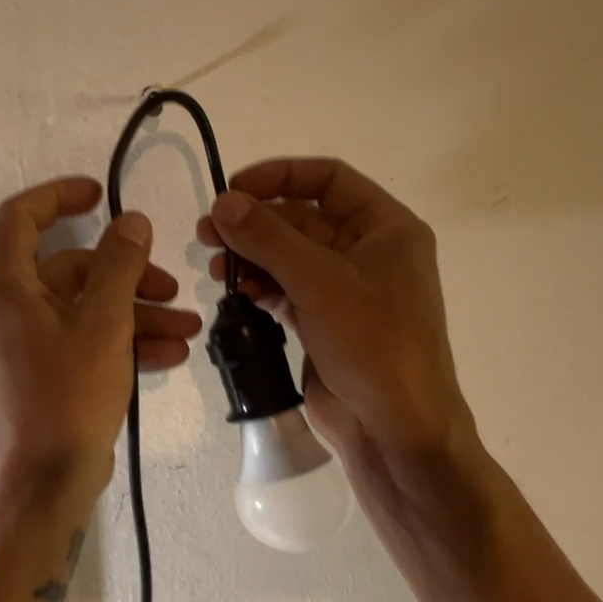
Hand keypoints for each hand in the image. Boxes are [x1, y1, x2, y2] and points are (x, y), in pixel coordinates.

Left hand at [0, 177, 202, 496]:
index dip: (61, 195)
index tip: (102, 193)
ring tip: (186, 332)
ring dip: (131, 316)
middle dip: (125, 278)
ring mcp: (11, 347)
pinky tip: (166, 357)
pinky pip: (71, 343)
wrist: (44, 486)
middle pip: (64, 271)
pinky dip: (113, 344)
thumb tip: (130, 222)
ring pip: (76, 311)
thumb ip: (118, 265)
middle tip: (172, 291)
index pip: (21, 216)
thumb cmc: (69, 398)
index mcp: (2, 287)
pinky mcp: (28, 377)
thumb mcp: (104, 325)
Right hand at [197, 158, 475, 464]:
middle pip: (303, 220)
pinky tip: (235, 295)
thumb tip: (222, 204)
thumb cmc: (372, 342)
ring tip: (216, 270)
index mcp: (386, 228)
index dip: (280, 176)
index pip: (329, 180)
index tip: (233, 189)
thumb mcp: (319, 282)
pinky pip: (287, 292)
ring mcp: (346, 291)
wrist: (394, 425)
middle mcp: (368, 252)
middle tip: (207, 234)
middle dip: (255, 224)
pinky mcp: (325, 323)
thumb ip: (268, 239)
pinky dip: (260, 289)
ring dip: (252, 258)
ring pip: (290, 258)